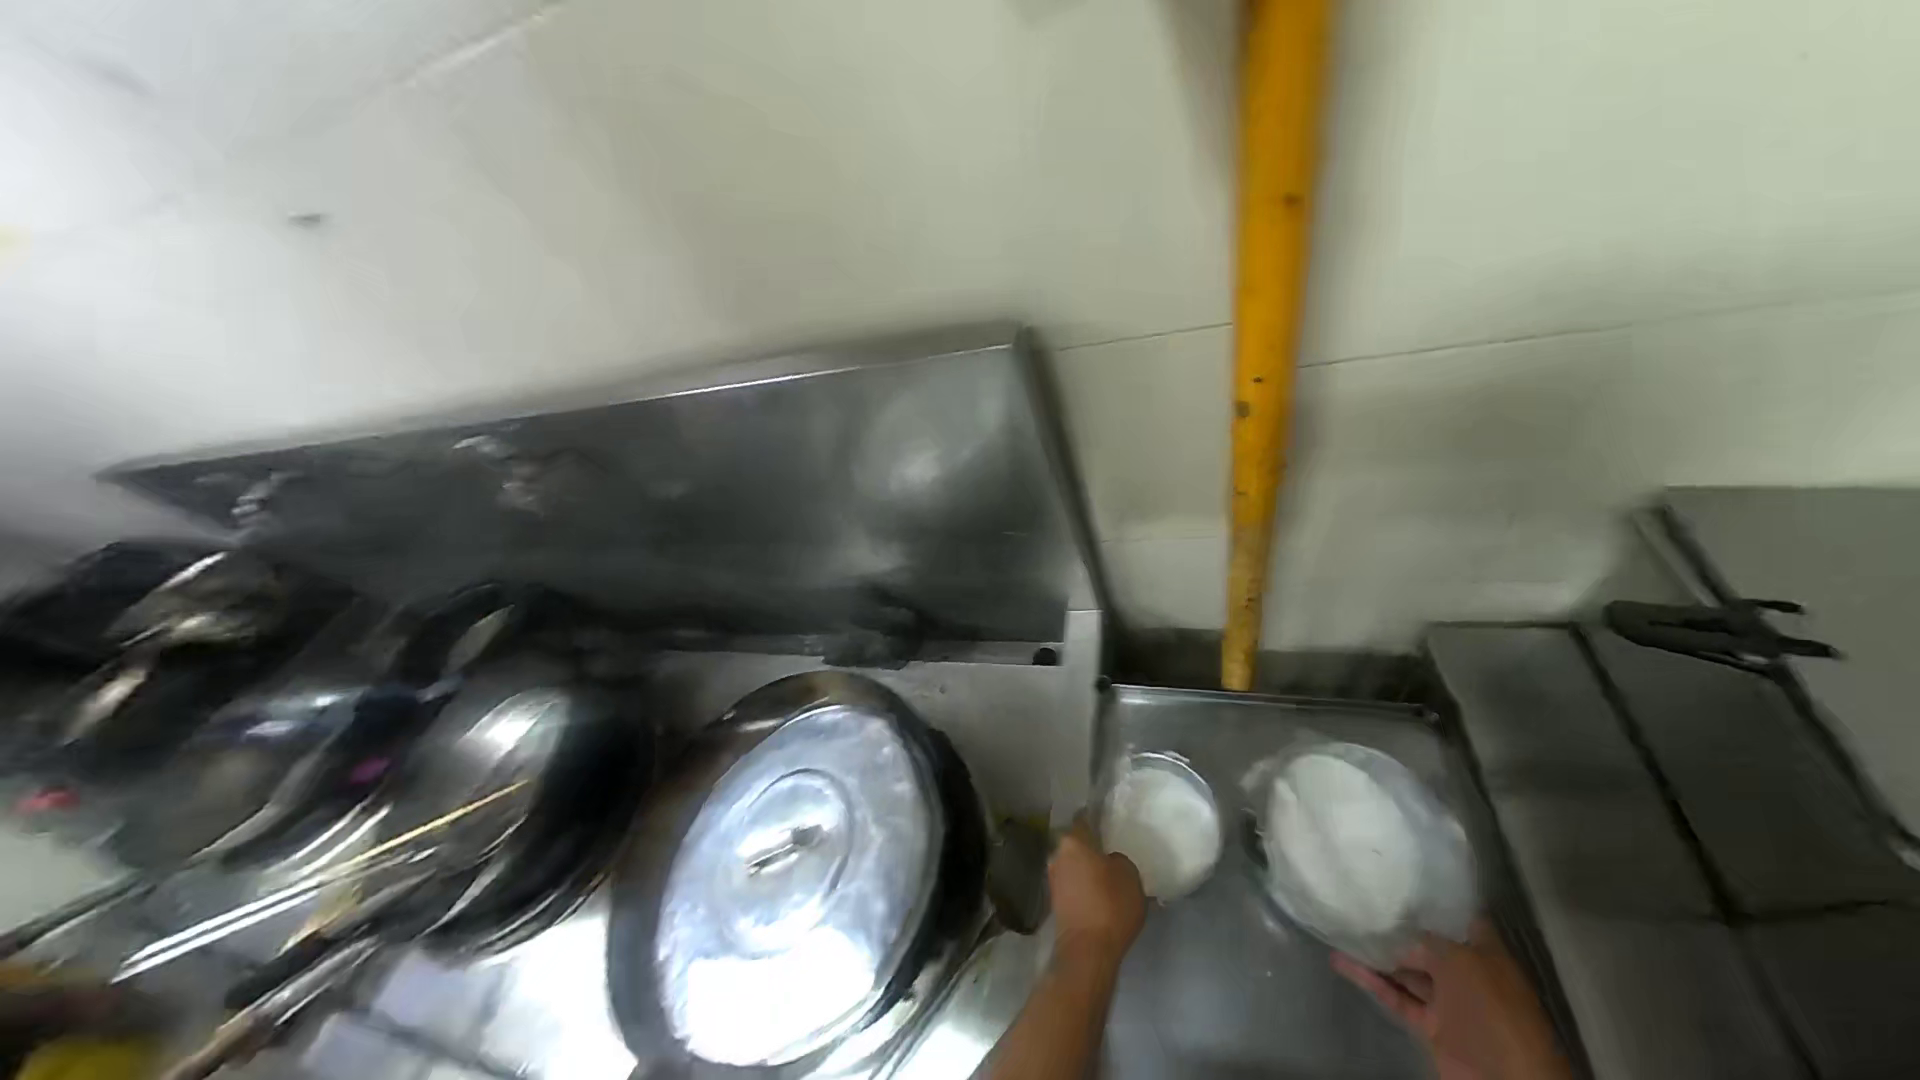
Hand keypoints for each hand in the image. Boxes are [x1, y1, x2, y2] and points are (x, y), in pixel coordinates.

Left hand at [1048, 818, 1145, 967]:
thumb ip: (1119, 860)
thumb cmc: (1110, 904)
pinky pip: (1072, 884)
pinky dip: (1083, 886)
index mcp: (1072, 841)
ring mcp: (1053, 879)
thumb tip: (1109, 862)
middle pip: (1075, 844)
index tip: (1106, 821)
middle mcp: (1056, 855)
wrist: (1088, 949)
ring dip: (1086, 868)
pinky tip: (1098, 895)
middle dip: (1089, 847)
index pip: (1083, 820)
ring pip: (1072, 865)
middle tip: (1109, 851)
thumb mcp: (1129, 875)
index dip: (1095, 818)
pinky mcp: (1055, 901)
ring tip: (1107, 876)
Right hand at [1333, 921, 1572, 1079]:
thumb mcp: (1461, 963)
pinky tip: (1341, 962)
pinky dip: (1370, 981)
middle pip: (1427, 945)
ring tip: (1342, 929)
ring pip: (1406, 970)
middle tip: (1359, 901)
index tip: (1401, 879)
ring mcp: (1448, 1002)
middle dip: (1397, 928)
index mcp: (1486, 956)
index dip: (1434, 901)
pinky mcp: (1429, 1025)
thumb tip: (1399, 939)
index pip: (1460, 919)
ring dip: (1376, 954)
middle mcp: (1468, 975)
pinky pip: (1396, 996)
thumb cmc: (1492, 1010)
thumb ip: (1428, 943)